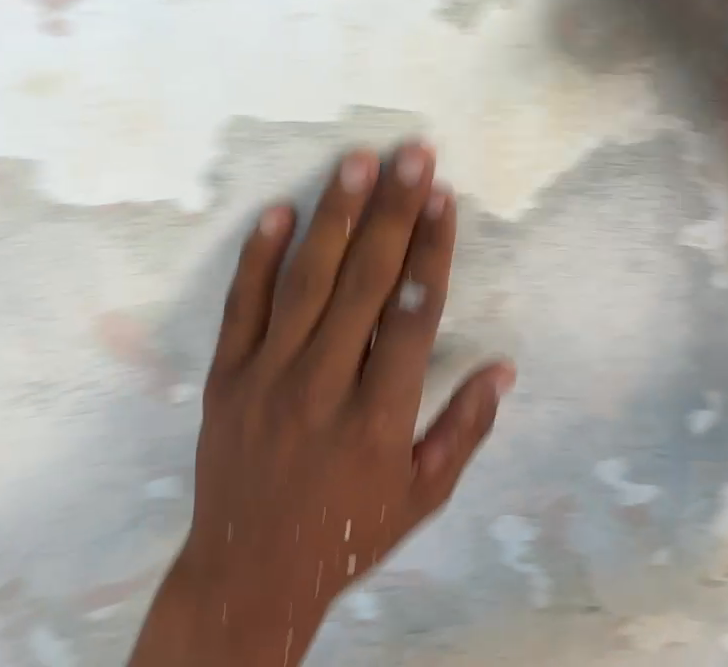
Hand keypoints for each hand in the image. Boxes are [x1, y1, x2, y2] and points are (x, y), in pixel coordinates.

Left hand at [130, 143, 514, 666]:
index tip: (444, 198)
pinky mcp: (224, 377)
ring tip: (357, 163)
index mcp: (377, 419)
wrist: (248, 573)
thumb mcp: (421, 497)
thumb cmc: (348, 534)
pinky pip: (241, 307)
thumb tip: (503, 368)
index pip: (413, 318)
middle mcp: (322, 388)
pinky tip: (280, 211)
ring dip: (335, 218)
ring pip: (304, 284)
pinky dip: (259, 257)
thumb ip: (464, 430)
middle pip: (363, 285)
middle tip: (412, 154)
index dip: (432, 252)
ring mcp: (266, 378)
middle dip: (393, 213)